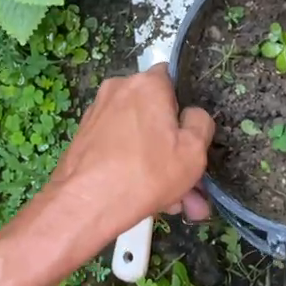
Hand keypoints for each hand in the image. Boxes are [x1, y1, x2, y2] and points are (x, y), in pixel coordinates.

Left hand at [40, 65, 213, 252]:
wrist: (84, 205)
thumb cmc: (146, 173)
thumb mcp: (194, 151)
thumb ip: (201, 123)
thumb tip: (191, 115)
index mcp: (146, 83)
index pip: (173, 80)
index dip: (186, 108)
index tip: (192, 136)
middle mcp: (118, 90)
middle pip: (156, 117)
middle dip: (175, 152)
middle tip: (190, 186)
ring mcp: (98, 114)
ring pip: (140, 138)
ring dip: (159, 167)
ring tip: (174, 203)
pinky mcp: (85, 137)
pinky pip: (120, 148)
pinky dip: (134, 167)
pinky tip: (148, 200)